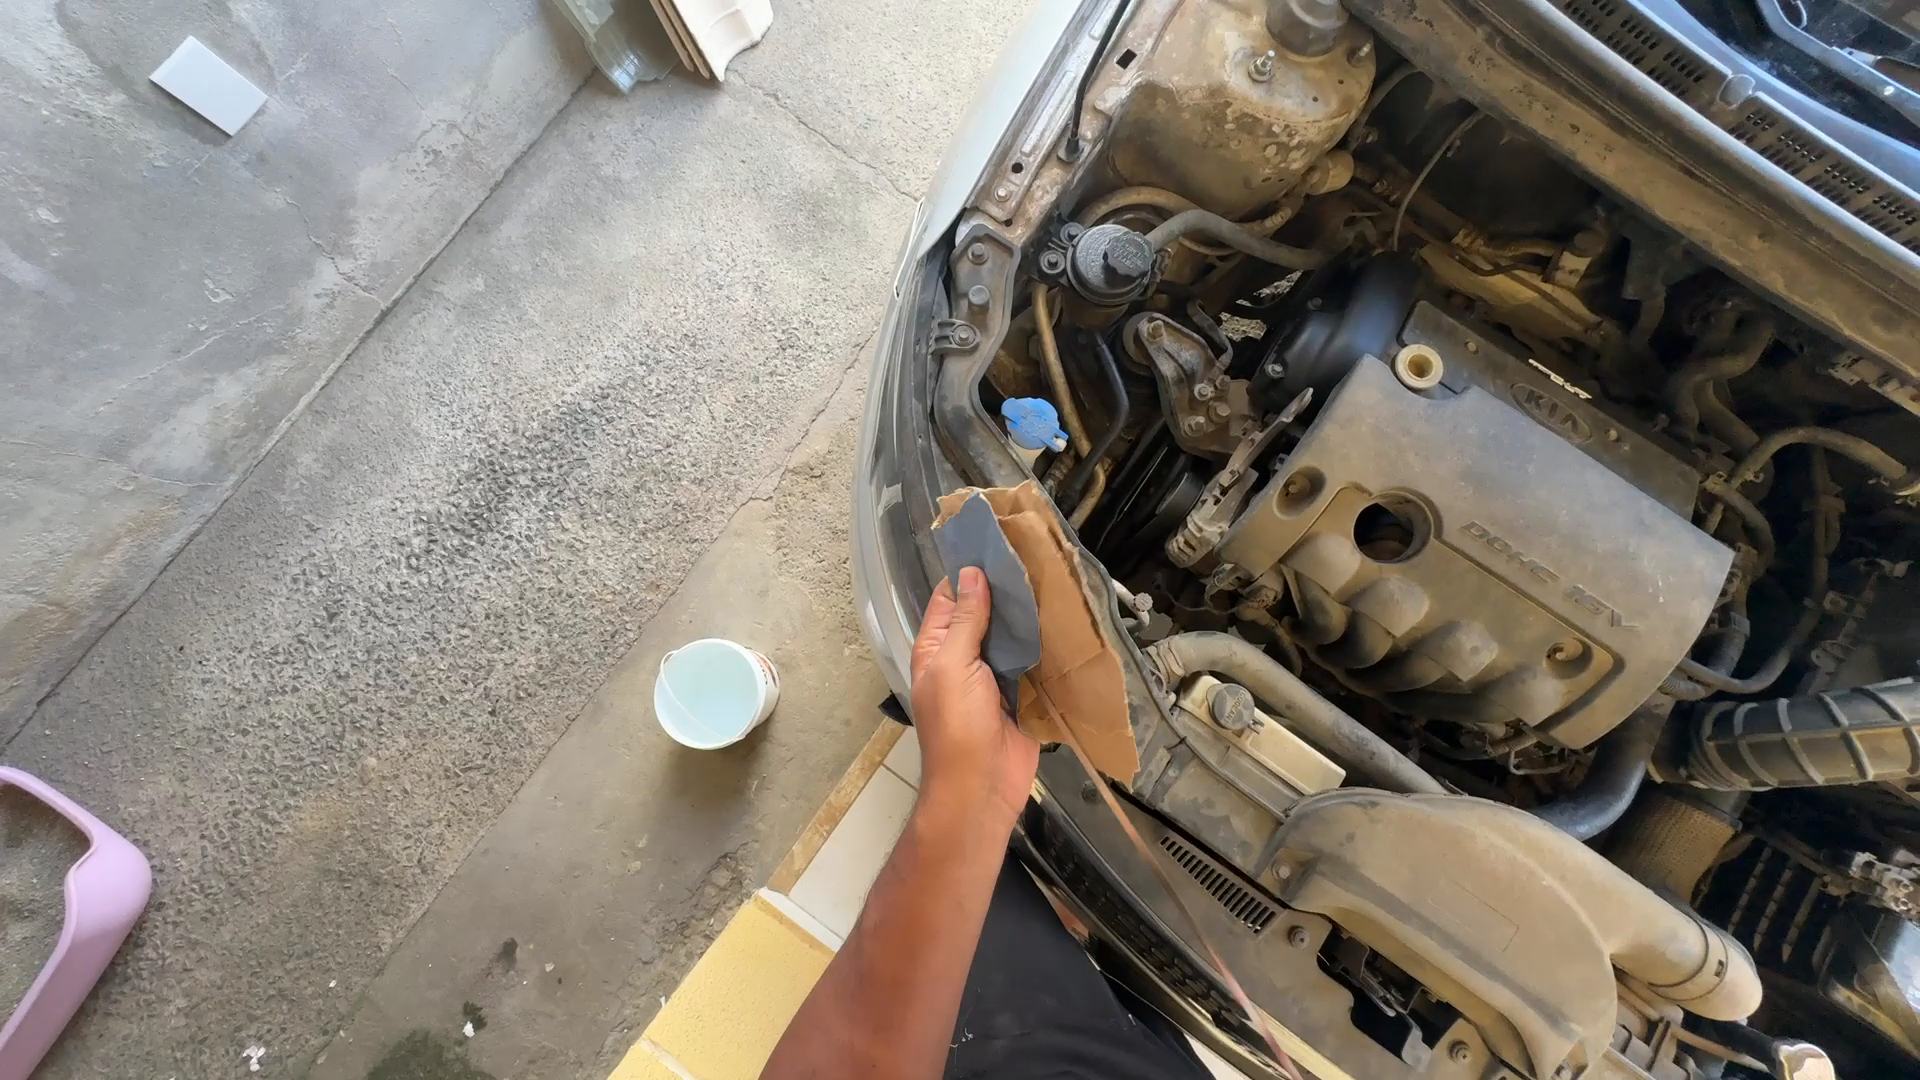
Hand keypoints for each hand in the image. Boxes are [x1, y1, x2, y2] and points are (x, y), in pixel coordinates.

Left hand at [909, 566, 1041, 827]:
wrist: (984, 787)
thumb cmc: (958, 727)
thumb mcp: (954, 666)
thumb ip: (965, 621)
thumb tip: (971, 574)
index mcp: (937, 647)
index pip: (950, 598)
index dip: (969, 571)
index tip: (995, 541)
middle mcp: (964, 656)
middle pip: (984, 613)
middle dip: (1005, 589)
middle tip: (1035, 554)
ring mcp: (993, 674)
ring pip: (1010, 635)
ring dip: (1027, 615)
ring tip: (1053, 577)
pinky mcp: (1021, 692)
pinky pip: (1032, 660)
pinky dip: (1044, 643)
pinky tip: (1063, 619)